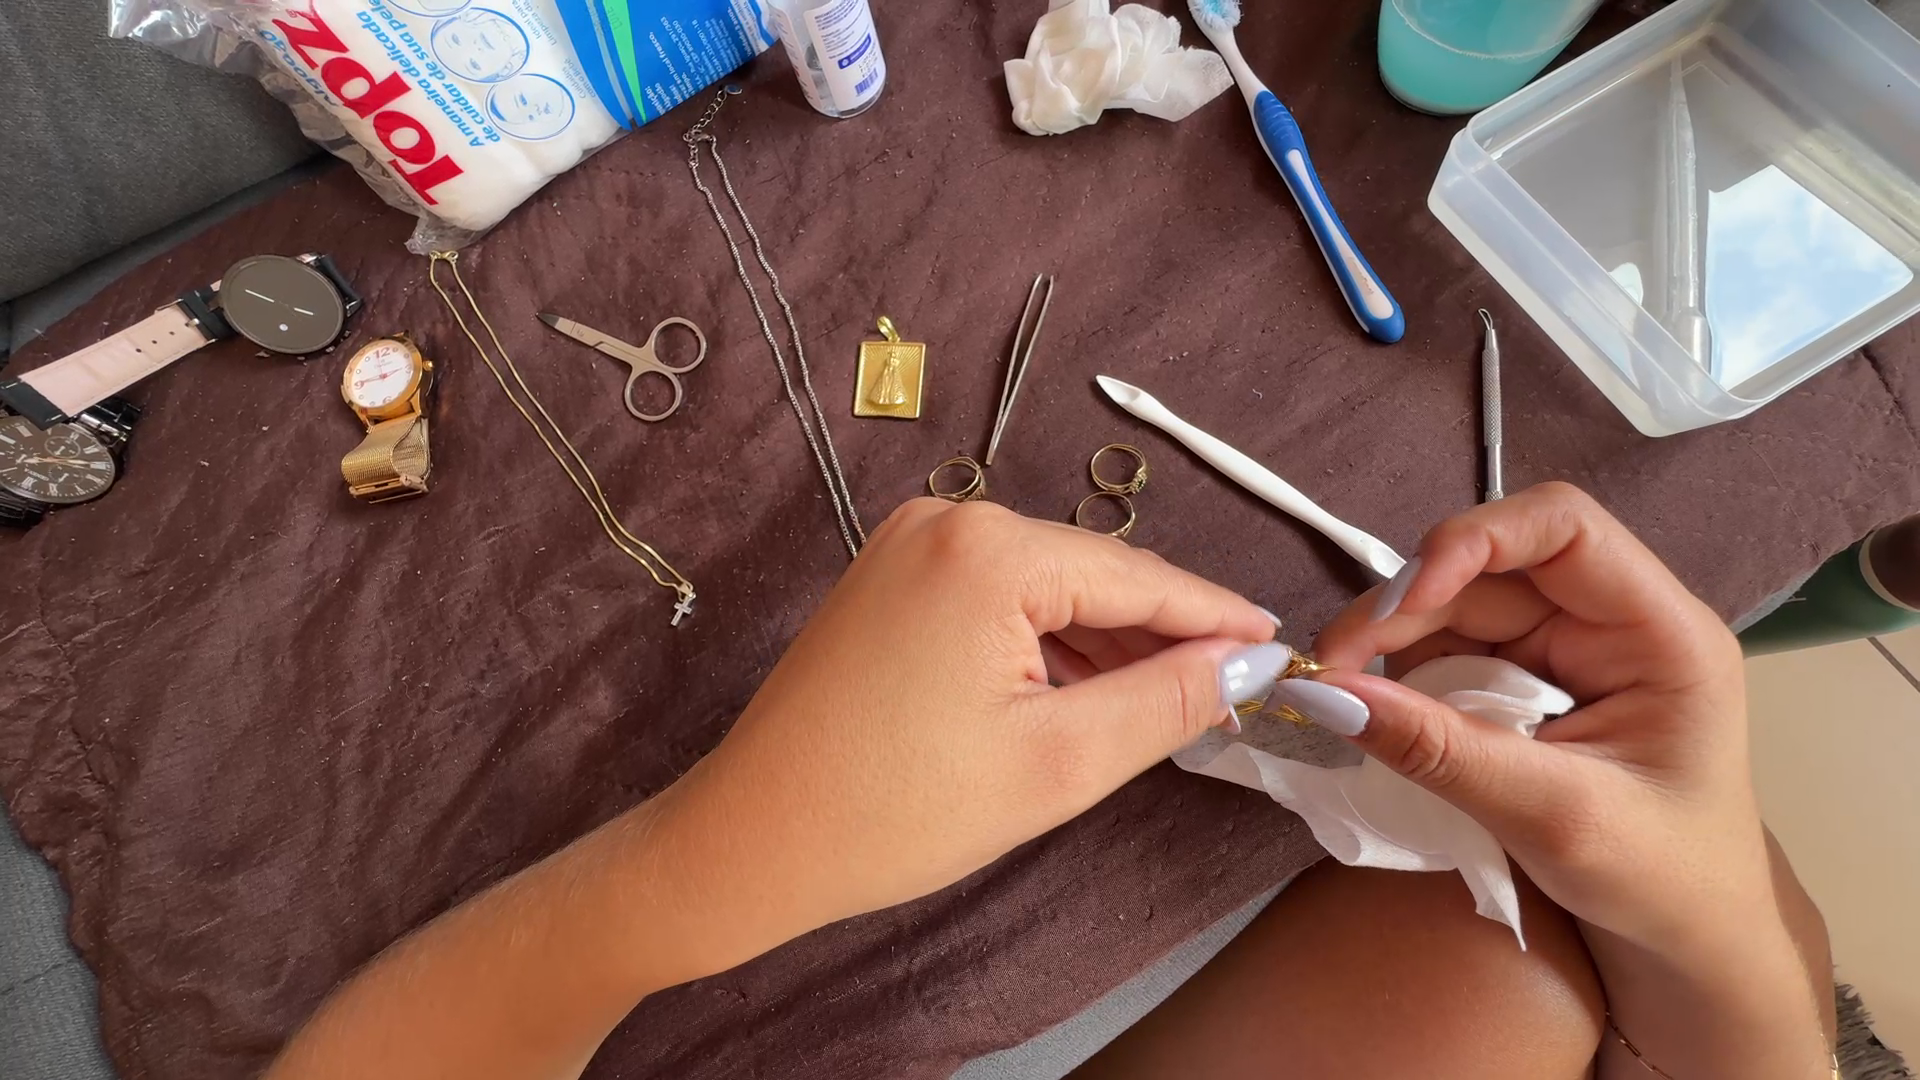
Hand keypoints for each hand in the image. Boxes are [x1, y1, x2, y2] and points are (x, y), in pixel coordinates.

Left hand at [655, 498, 1277, 963]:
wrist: (755, 835)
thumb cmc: (901, 808)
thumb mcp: (1058, 761)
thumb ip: (1165, 700)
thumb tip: (1242, 661)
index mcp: (987, 548)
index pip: (1134, 576)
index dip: (1212, 614)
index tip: (1274, 641)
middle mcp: (946, 519)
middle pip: (1086, 575)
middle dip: (1152, 634)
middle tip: (1220, 690)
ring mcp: (910, 540)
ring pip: (1041, 585)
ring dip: (1098, 640)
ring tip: (1155, 697)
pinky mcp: (891, 571)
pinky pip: (994, 594)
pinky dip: (1041, 637)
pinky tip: (1075, 683)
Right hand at [1303, 483, 1768, 953]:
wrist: (1677, 935)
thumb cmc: (1659, 877)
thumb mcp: (1551, 817)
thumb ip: (1436, 750)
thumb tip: (1322, 694)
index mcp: (1653, 632)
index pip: (1560, 529)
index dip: (1472, 542)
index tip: (1401, 605)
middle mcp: (1595, 620)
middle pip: (1474, 572)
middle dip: (1394, 612)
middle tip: (1329, 670)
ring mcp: (1544, 645)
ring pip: (1439, 606)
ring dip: (1379, 642)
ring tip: (1339, 695)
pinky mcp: (1504, 673)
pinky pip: (1428, 648)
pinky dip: (1388, 673)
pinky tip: (1369, 708)